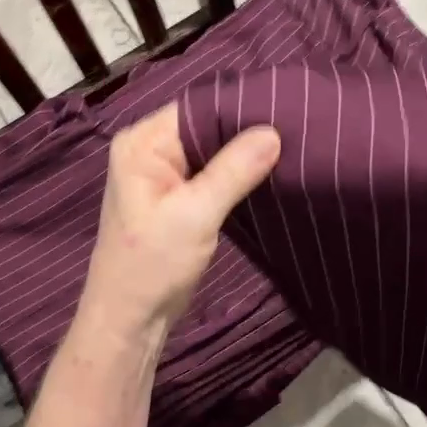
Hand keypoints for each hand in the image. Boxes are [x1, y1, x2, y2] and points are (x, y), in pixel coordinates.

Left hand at [81, 104, 280, 333]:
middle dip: (246, 132)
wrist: (131, 319)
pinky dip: (236, 176)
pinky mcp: (177, 199)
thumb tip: (274, 132)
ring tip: (291, 149)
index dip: (240, 108)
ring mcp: (163, 176)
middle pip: (206, 127)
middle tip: (296, 131)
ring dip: (245, 156)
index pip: (197, 107)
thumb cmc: (153, 265)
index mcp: (142, 143)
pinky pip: (212, 174)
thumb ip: (233, 171)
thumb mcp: (195, 214)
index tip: (285, 112)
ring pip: (212, 152)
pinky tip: (268, 175)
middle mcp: (149, 151)